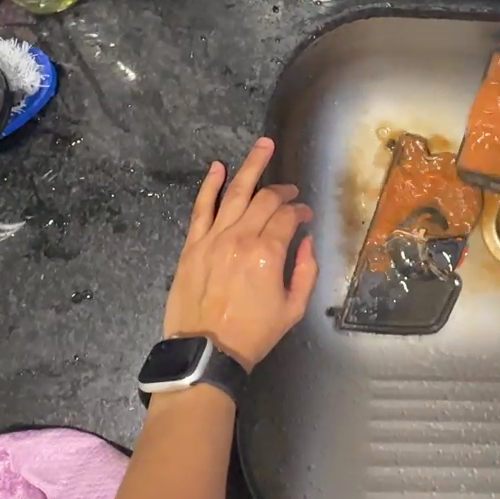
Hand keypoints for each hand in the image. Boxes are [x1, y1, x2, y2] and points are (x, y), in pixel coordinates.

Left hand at [162, 137, 317, 370]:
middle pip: (265, 199)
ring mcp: (214, 238)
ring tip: (263, 145)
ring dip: (251, 166)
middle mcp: (241, 237)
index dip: (300, 211)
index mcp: (268, 253)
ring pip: (236, 192)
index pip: (288, 217)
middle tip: (290, 191)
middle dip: (282, 191)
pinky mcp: (193, 244)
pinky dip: (211, 184)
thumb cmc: (253, 334)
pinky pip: (202, 207)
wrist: (205, 353)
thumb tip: (306, 243)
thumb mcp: (293, 309)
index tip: (305, 217)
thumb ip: (306, 272)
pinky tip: (218, 167)